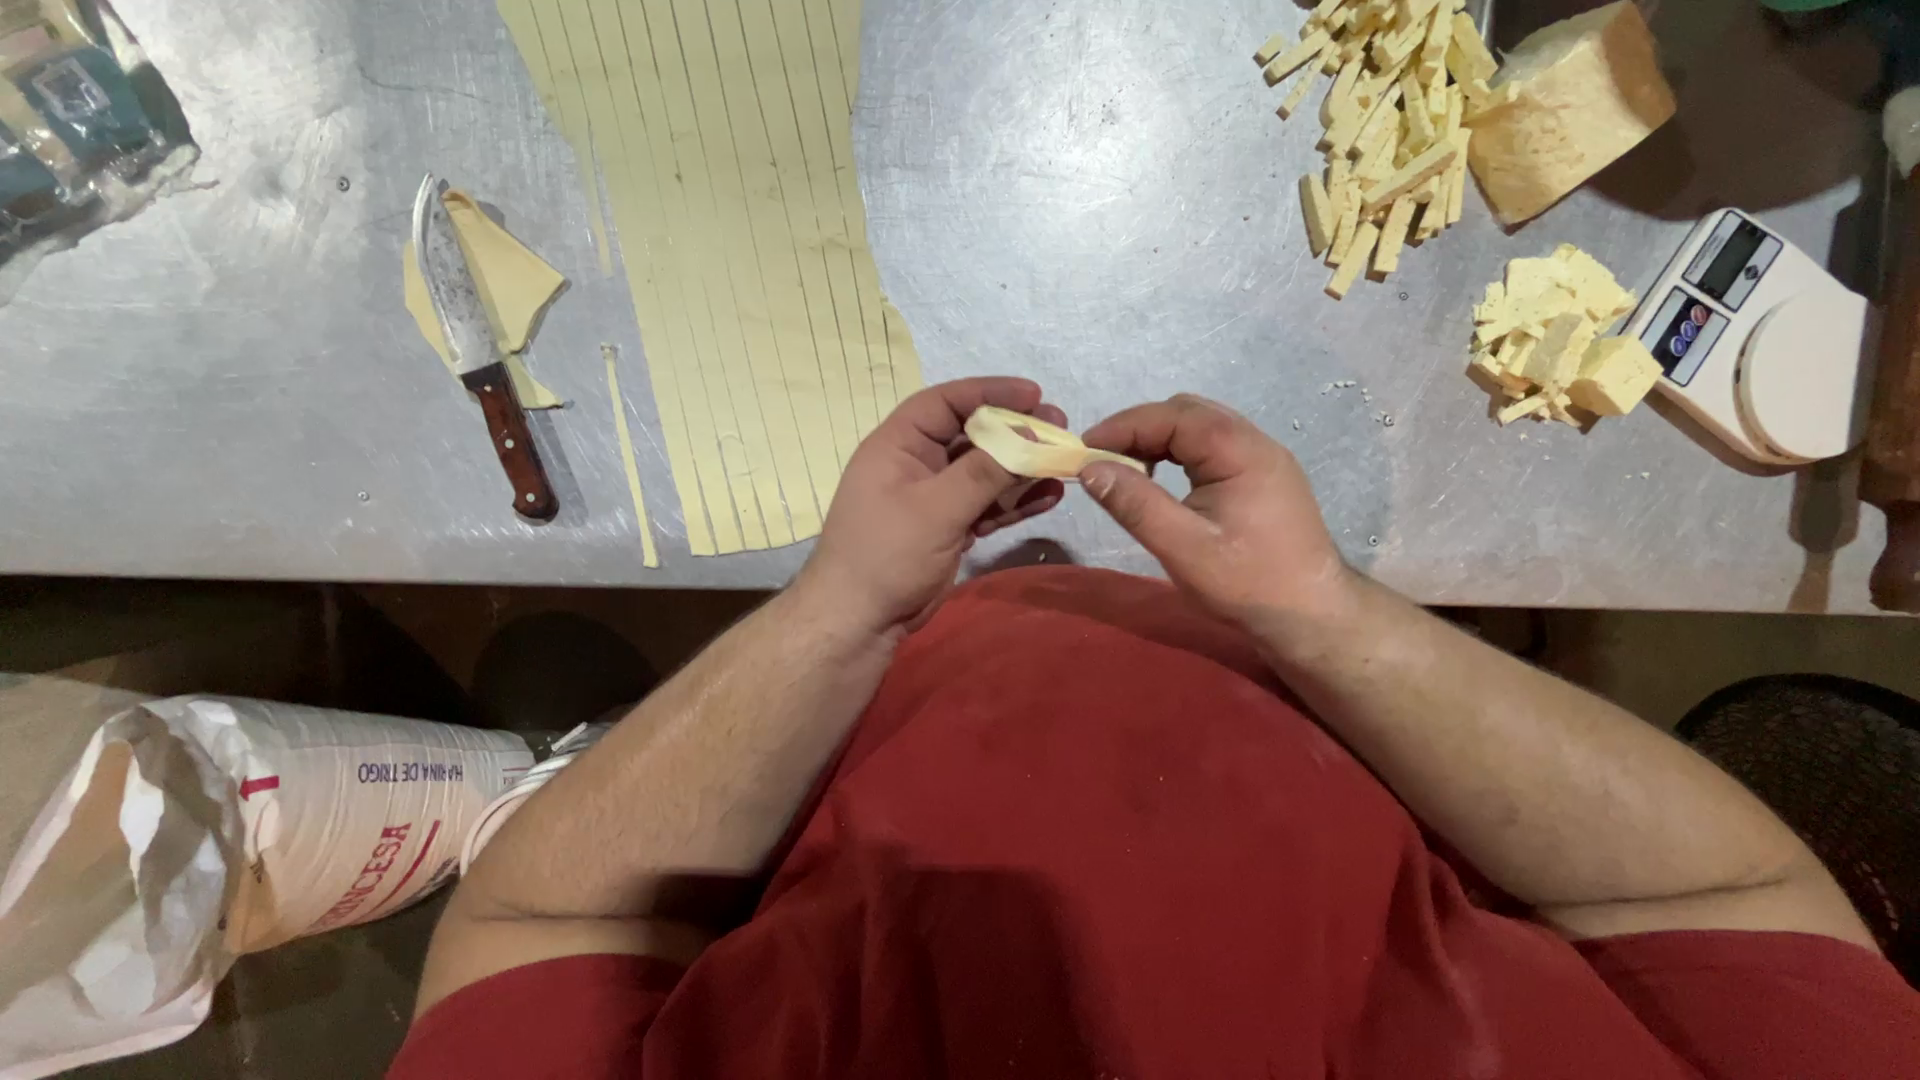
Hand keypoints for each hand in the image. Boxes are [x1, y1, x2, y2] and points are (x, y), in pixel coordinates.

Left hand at [796, 378, 1066, 636]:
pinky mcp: (949, 528)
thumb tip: (1029, 434)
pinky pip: (987, 505)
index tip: (1033, 394)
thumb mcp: (936, 508)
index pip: (946, 403)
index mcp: (898, 445)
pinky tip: (1049, 496)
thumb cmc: (886, 554)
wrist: (861, 621)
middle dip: (1015, 432)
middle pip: (972, 436)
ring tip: (1062, 462)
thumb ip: (984, 471)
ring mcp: (934, 498)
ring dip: (1021, 468)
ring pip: (984, 472)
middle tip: (1058, 427)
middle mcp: (916, 464)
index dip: (989, 393)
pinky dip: (1015, 501)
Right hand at [1079, 394, 1355, 627]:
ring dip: (1158, 440)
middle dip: (1138, 429)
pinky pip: (1212, 447)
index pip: (1172, 416)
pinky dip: (1178, 454)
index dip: (1123, 427)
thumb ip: (1135, 504)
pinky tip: (1161, 481)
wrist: (1311, 616)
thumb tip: (1090, 468)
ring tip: (1125, 469)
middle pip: (1187, 412)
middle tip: (1102, 459)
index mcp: (1239, 451)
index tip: (1084, 450)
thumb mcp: (1182, 547)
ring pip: (1200, 428)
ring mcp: (1262, 458)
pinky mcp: (1262, 477)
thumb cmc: (1247, 583)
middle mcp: (1255, 442)